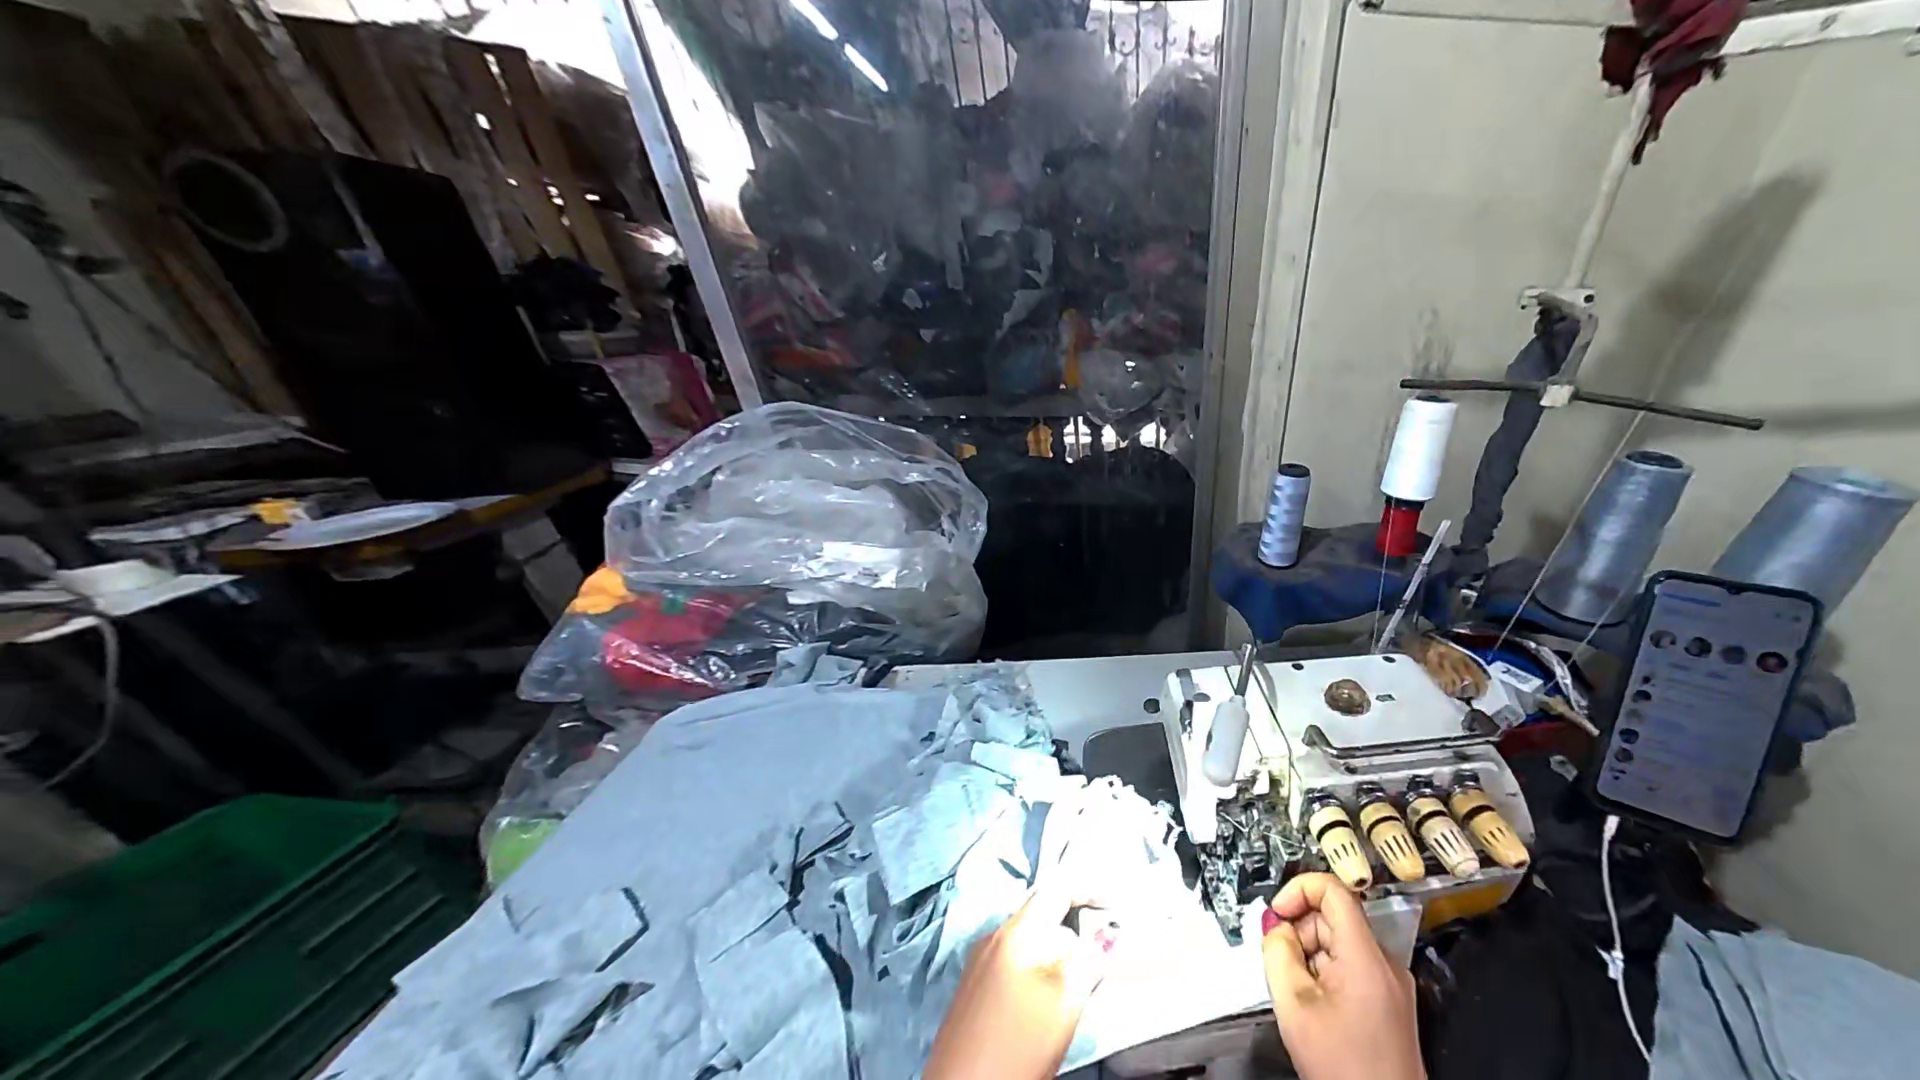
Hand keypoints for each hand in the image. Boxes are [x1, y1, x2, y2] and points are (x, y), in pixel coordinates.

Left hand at [923, 884, 1112, 1079]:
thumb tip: (1101, 934)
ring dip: (1056, 952)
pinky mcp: (974, 989)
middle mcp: (992, 937)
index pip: (1053, 889)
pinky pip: (1014, 962)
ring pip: (1028, 942)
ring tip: (1078, 978)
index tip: (1112, 906)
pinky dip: (1037, 970)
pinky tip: (1046, 999)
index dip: (1086, 891)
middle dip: (1073, 928)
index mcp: (1014, 931)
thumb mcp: (1063, 1000)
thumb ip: (1085, 960)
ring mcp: (979, 962)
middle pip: (1041, 916)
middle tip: (1100, 951)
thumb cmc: (1017, 1041)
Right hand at [1260, 873, 1424, 1079]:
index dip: (1298, 890)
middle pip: (1333, 917)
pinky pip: (1349, 965)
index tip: (1276, 915)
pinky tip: (1314, 1004)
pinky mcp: (1388, 1001)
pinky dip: (1323, 971)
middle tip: (1281, 963)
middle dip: (1298, 930)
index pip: (1333, 890)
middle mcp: (1385, 963)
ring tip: (1298, 991)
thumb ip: (1277, 951)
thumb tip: (1275, 925)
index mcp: (1366, 958)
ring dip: (1308, 953)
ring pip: (1338, 941)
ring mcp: (1390, 983)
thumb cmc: (1342, 1067)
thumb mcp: (1293, 1004)